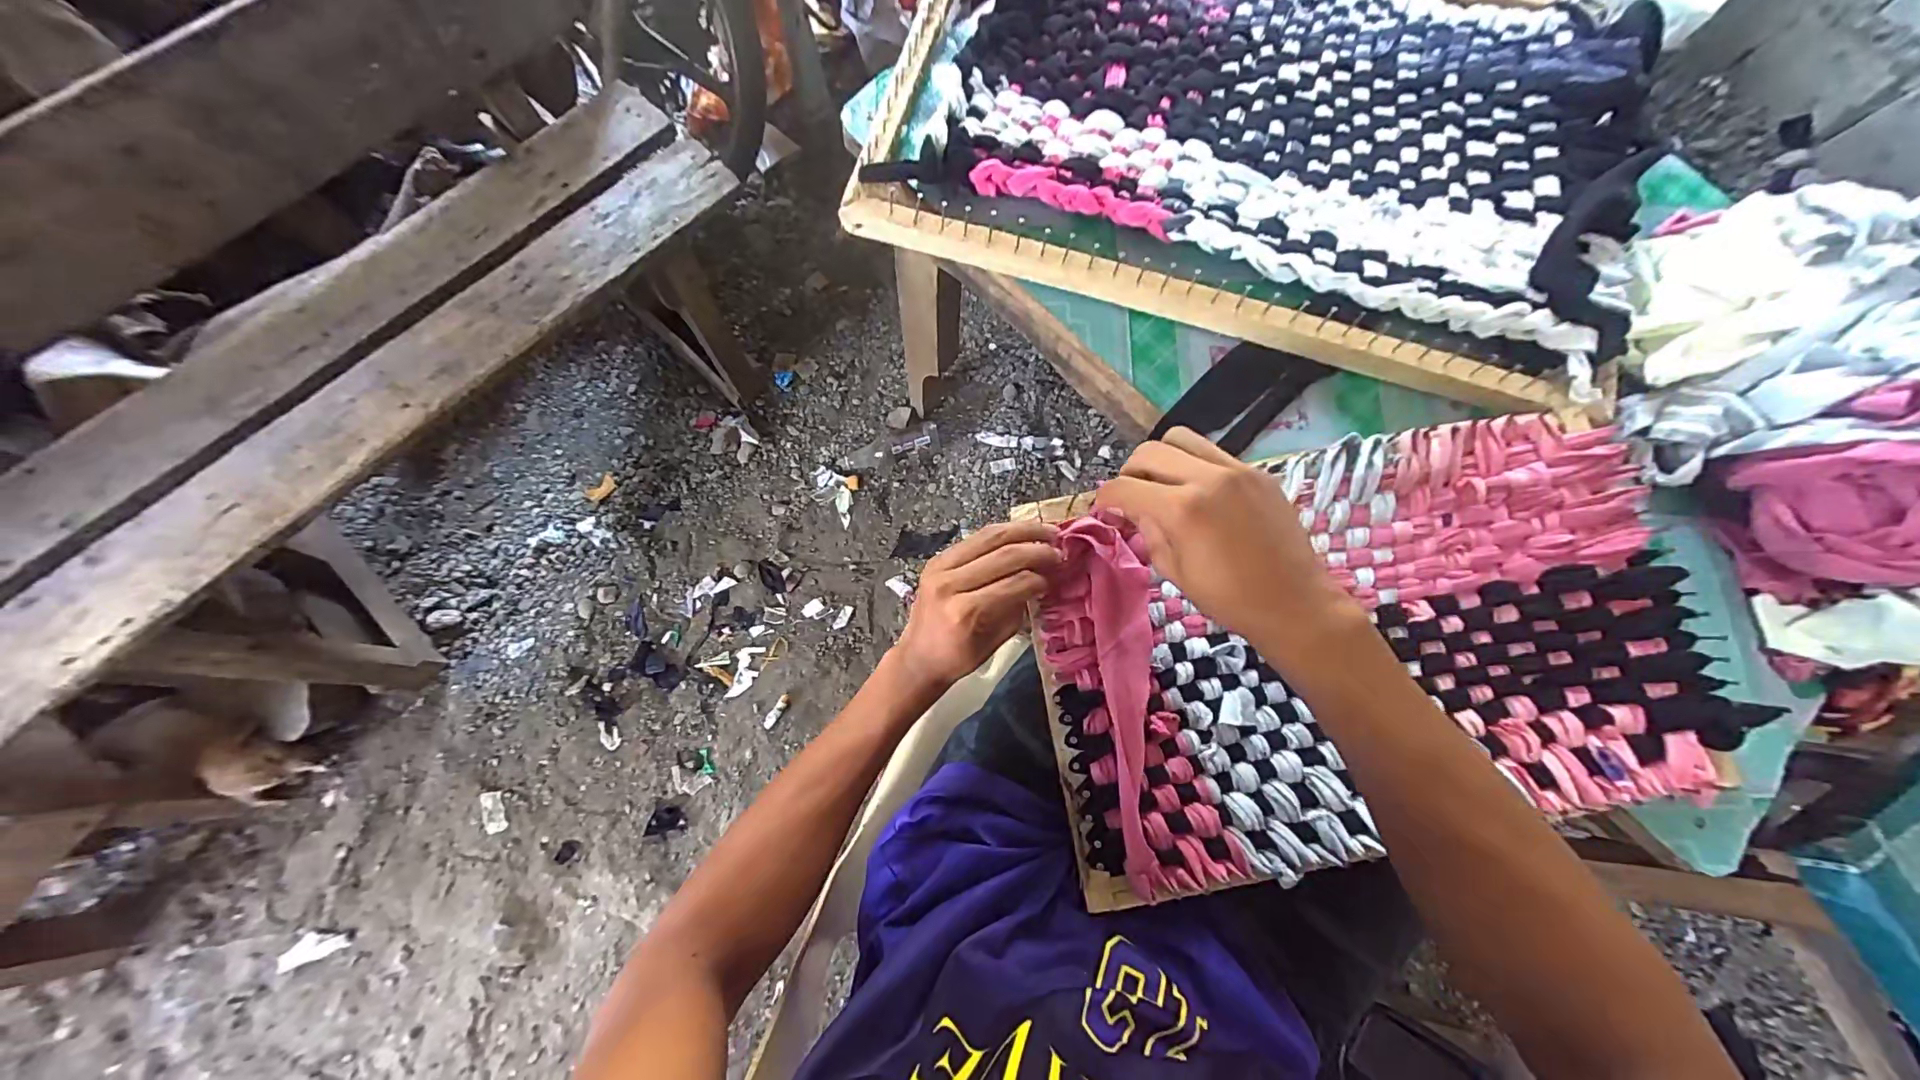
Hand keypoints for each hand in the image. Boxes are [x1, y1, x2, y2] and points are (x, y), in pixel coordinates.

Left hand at [891, 520, 1060, 689]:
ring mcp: (940, 567)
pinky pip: (975, 538)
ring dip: (1023, 531)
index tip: (1059, 574)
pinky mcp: (937, 559)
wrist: (918, 657)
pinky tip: (1021, 533)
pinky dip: (1002, 533)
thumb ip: (1018, 607)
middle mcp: (950, 583)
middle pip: (1003, 554)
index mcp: (965, 611)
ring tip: (1047, 531)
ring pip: (989, 537)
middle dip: (1037, 550)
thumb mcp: (997, 638)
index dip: (1041, 577)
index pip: (1014, 583)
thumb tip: (1043, 580)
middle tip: (1060, 549)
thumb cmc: (959, 657)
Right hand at [1094, 428, 1364, 667]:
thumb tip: (1132, 510)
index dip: (1105, 498)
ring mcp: (1237, 471)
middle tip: (1133, 496)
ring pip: (1181, 439)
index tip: (1105, 508)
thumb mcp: (1174, 570)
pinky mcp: (1258, 473)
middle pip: (1149, 452)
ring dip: (1162, 459)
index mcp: (1182, 509)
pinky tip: (1199, 494)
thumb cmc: (1229, 599)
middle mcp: (1208, 478)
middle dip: (1130, 472)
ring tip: (1164, 486)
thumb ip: (1148, 531)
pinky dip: (1194, 466)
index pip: (1125, 487)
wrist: (1294, 603)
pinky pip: (1213, 453)